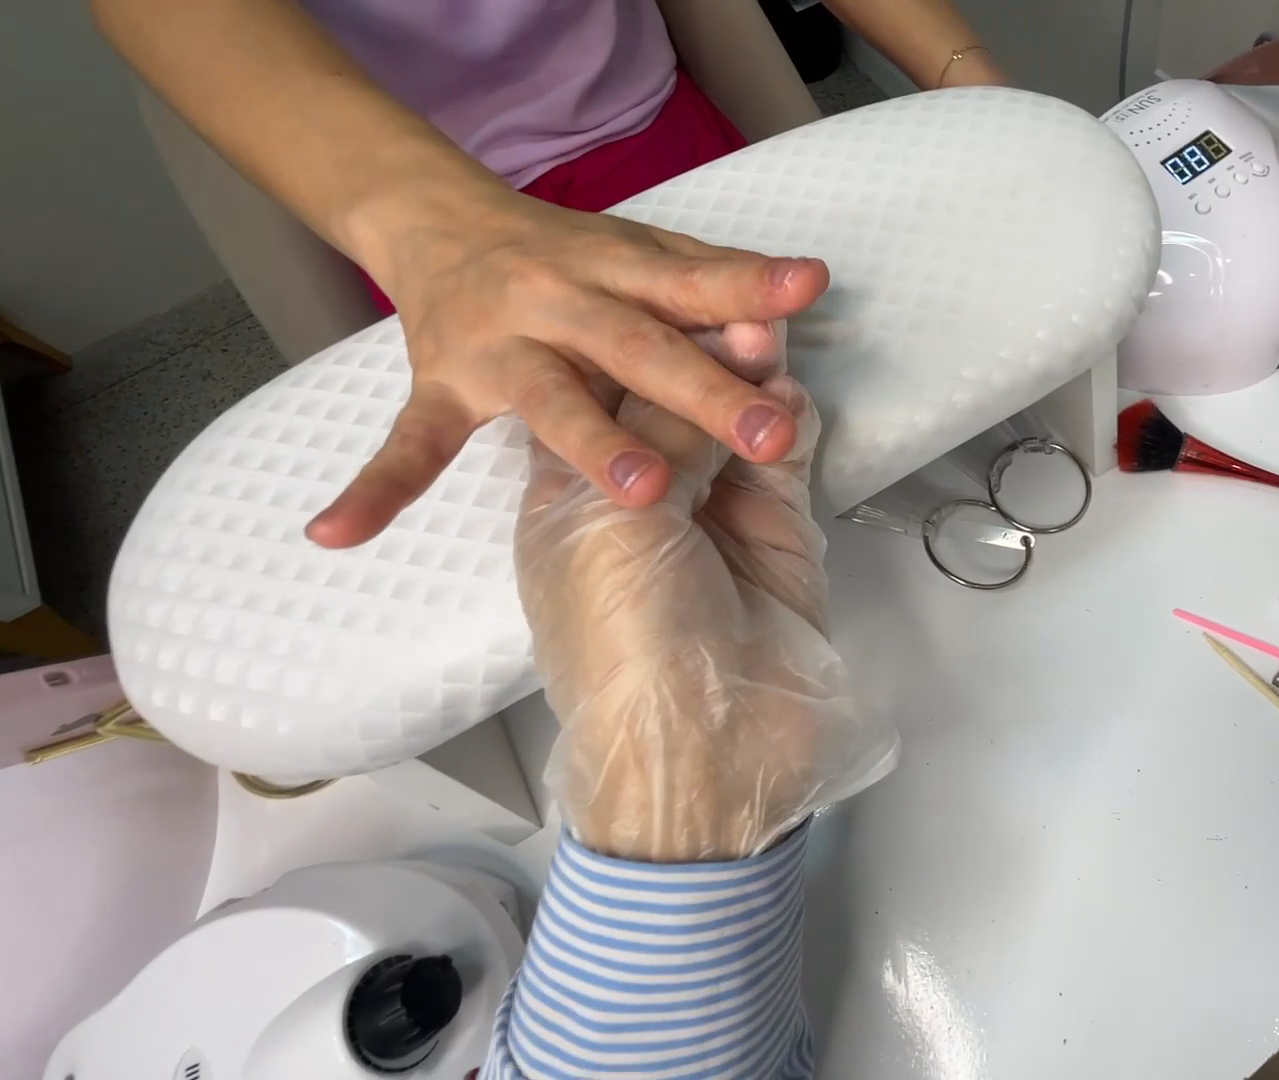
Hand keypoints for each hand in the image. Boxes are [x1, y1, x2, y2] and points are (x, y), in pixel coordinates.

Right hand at [306, 187, 830, 547]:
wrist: (443, 221)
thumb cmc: (579, 256)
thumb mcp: (648, 256)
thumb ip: (714, 290)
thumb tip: (793, 311)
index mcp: (624, 272)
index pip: (698, 283)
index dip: (750, 288)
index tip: (805, 288)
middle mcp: (564, 303)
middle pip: (643, 349)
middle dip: (705, 394)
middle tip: (769, 435)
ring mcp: (500, 348)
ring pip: (553, 399)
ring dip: (595, 443)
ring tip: (643, 491)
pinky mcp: (442, 385)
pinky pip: (415, 441)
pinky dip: (380, 485)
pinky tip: (340, 534)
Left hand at [514, 326, 896, 861]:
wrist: (716, 738)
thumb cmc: (628, 630)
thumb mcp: (616, 522)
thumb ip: (659, 434)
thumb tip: (711, 362)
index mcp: (574, 496)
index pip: (598, 395)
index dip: (629, 344)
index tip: (651, 295)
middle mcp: (647, 495)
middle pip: (672, 399)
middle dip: (700, 353)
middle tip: (737, 305)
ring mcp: (718, 512)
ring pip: (734, 422)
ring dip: (750, 377)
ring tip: (770, 324)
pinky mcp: (778, 529)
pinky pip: (786, 459)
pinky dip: (790, 421)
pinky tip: (792, 391)